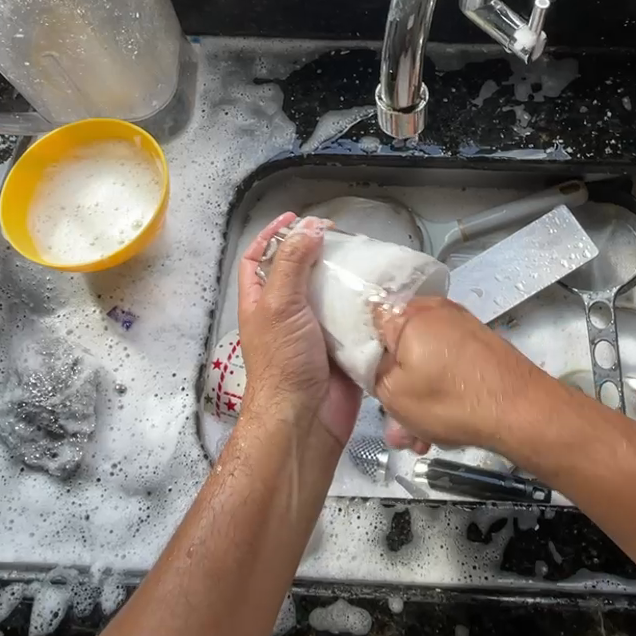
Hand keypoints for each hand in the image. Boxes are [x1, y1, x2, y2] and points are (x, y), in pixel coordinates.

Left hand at [235, 213, 360, 445]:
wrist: (307, 418)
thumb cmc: (283, 362)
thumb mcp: (280, 304)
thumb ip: (292, 263)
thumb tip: (309, 227)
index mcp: (260, 301)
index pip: (258, 258)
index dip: (273, 235)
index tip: (295, 217)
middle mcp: (285, 312)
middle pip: (298, 270)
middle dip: (315, 250)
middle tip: (339, 235)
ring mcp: (313, 329)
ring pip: (327, 291)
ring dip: (343, 274)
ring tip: (362, 256)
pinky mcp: (340, 344)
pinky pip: (351, 315)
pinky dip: (362, 302)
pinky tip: (377, 288)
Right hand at [371, 296, 554, 454]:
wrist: (520, 410)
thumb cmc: (453, 400)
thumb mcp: (393, 393)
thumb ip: (370, 371)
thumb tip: (370, 362)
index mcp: (409, 313)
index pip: (367, 317)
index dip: (357, 345)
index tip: (358, 373)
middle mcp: (434, 310)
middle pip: (396, 346)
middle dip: (392, 387)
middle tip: (396, 423)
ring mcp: (459, 325)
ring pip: (421, 361)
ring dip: (415, 398)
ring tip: (419, 436)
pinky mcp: (476, 344)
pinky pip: (443, 364)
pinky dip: (437, 391)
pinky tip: (439, 427)